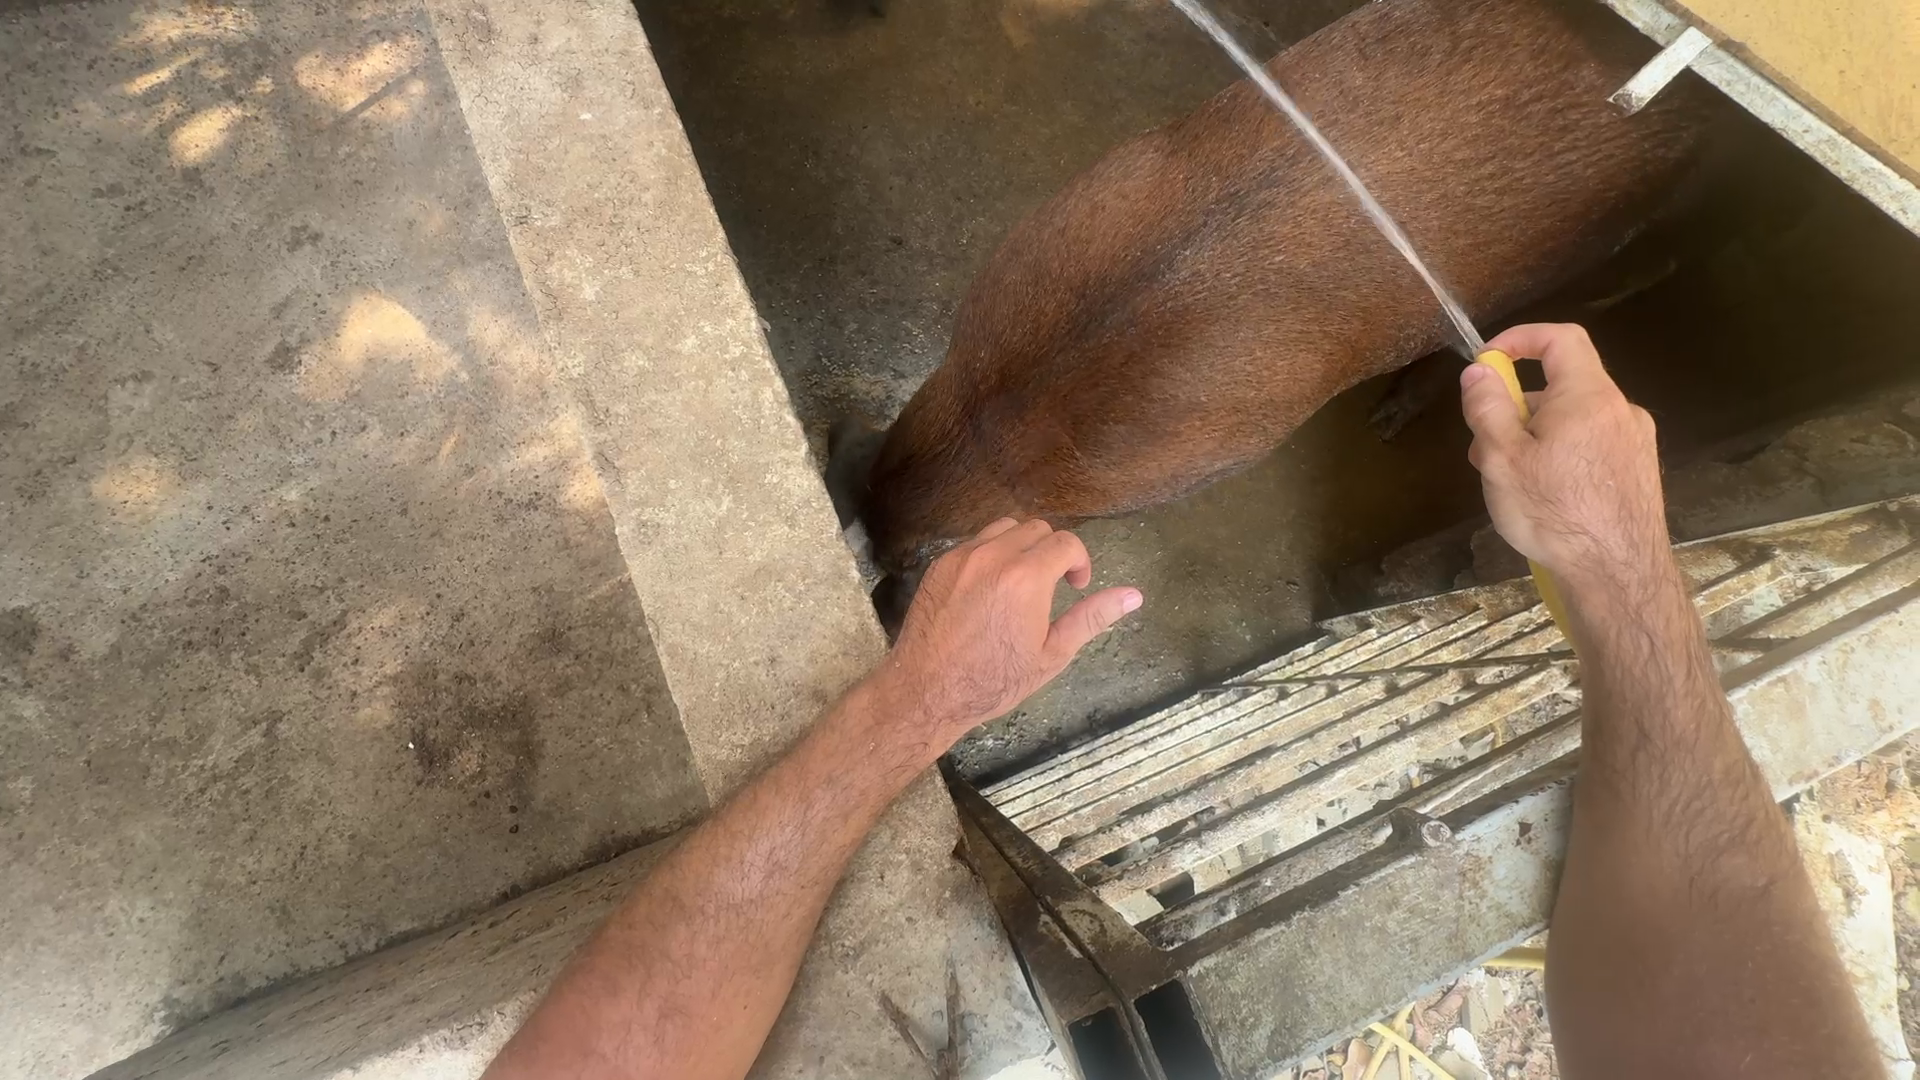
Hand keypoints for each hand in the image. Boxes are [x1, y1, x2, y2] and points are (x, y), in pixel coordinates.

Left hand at [873, 518, 1141, 751]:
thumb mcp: (1051, 654)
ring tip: (1022, 582)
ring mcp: (962, 556)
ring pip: (1004, 527)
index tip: (1077, 586)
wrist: (928, 690)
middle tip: (1053, 586)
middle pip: (1037, 528)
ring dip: (1022, 545)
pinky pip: (975, 542)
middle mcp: (993, 556)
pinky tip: (991, 588)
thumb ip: (1092, 617)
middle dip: (1053, 551)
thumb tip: (1134, 595)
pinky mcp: (940, 564)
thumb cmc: (994, 680)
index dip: (1080, 561)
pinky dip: (992, 553)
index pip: (1066, 542)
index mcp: (1026, 578)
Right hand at [1461, 323, 1670, 590]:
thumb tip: (1478, 370)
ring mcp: (1632, 439)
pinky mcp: (1634, 467)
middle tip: (1482, 446)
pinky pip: (1585, 442)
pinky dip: (1553, 452)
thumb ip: (1487, 408)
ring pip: (1569, 419)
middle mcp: (1618, 409)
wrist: (1614, 569)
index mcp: (1586, 398)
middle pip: (1559, 386)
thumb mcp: (1501, 458)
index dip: (1519, 338)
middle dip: (1513, 406)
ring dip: (1530, 434)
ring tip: (1505, 480)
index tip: (1484, 361)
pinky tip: (1539, 493)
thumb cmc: (1551, 510)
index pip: (1561, 340)